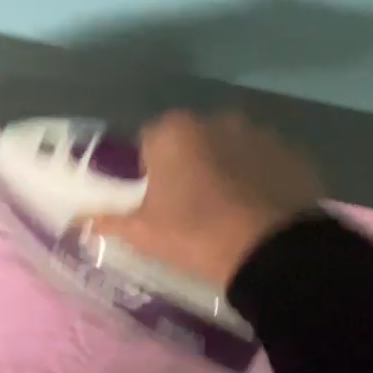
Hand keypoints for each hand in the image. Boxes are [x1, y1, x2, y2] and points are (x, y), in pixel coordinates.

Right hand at [87, 110, 324, 286]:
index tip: (152, 201)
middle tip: (186, 209)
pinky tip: (255, 211)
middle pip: (190, 142)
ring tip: (226, 212)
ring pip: (229, 150)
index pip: (147, 143)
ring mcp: (260, 133)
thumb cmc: (195, 236)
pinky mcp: (293, 153)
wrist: (275, 253)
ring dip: (223, 170)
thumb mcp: (143, 234)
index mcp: (173, 132)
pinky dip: (257, 179)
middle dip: (187, 166)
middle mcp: (216, 120)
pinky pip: (263, 163)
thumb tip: (78, 219)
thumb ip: (108, 220)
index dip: (147, 172)